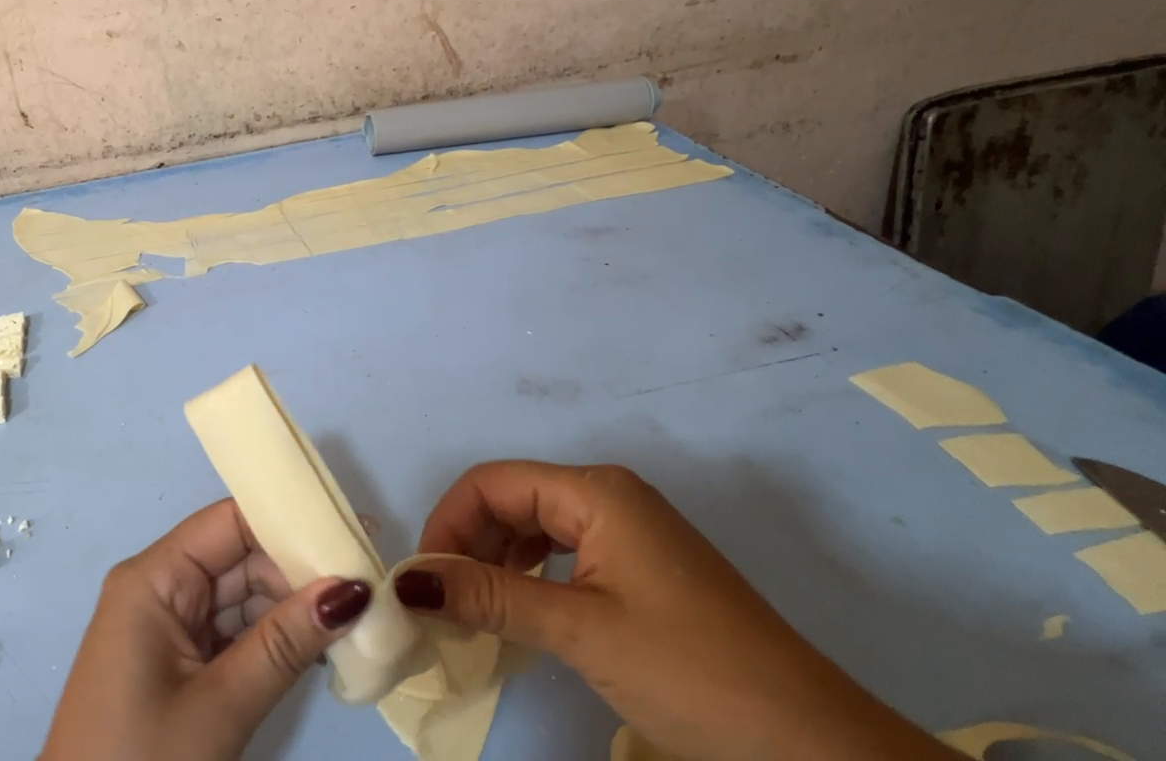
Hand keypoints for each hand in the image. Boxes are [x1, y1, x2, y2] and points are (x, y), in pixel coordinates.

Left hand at [41, 499, 371, 760]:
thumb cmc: (142, 759)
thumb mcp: (221, 704)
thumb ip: (286, 643)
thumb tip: (353, 588)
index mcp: (153, 578)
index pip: (230, 523)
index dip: (290, 520)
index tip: (354, 531)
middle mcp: (158, 587)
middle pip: (241, 556)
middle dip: (301, 568)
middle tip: (371, 582)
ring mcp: (168, 625)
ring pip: (242, 595)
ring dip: (294, 607)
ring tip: (361, 615)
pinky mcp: (177, 660)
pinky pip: (233, 629)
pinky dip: (274, 637)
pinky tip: (321, 646)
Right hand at [391, 462, 960, 760]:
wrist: (812, 743)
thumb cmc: (689, 670)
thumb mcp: (579, 630)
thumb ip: (489, 598)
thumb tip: (405, 582)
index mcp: (597, 492)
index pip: (492, 483)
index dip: (448, 524)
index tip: (424, 584)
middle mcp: (610, 498)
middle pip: (511, 500)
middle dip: (468, 544)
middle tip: (443, 606)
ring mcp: (630, 534)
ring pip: (535, 527)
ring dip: (496, 563)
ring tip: (474, 613)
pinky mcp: (642, 570)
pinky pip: (564, 555)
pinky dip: (530, 578)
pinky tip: (520, 614)